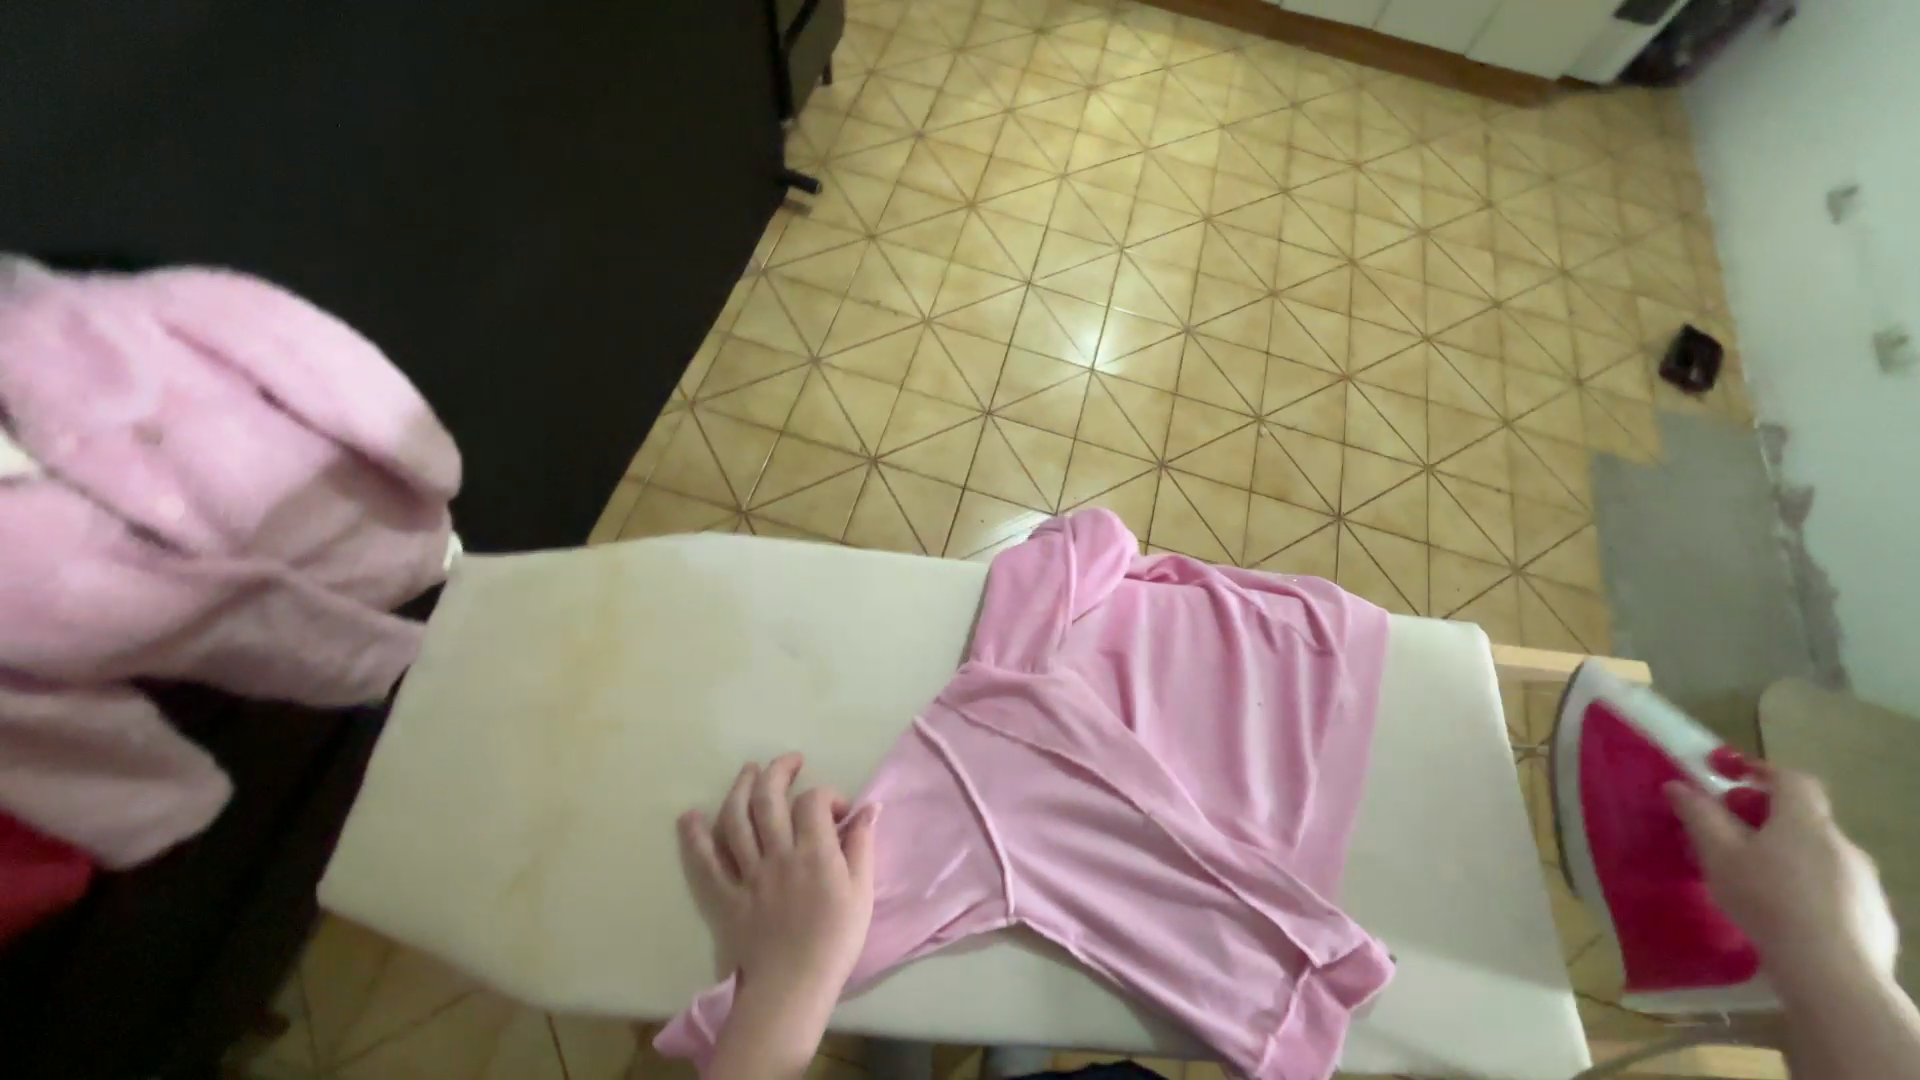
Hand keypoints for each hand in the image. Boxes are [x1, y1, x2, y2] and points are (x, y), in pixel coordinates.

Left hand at [680, 754, 878, 1006]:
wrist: (792, 989)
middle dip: (778, 771)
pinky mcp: (724, 897)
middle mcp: (777, 854)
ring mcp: (746, 874)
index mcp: (814, 853)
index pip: (812, 802)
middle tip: (789, 761)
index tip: (838, 810)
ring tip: (748, 771)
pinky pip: (704, 863)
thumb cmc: (835, 941)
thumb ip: (863, 846)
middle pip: (769, 798)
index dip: (827, 795)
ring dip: (740, 788)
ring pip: (735, 820)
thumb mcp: (862, 892)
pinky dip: (694, 837)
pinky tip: (690, 817)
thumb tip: (869, 809)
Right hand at [1666, 766, 1897, 984]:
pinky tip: (1784, 910)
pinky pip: (1834, 886)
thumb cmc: (1766, 899)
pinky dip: (1806, 885)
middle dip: (1763, 817)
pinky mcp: (1874, 915)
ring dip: (1784, 852)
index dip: (1761, 770)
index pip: (1792, 780)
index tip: (1731, 774)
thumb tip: (1678, 785)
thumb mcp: (1717, 853)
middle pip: (1801, 817)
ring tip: (1751, 876)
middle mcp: (1842, 845)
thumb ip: (1698, 814)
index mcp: (1805, 823)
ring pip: (1817, 853)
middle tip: (1727, 834)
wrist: (1832, 970)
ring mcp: (1864, 882)